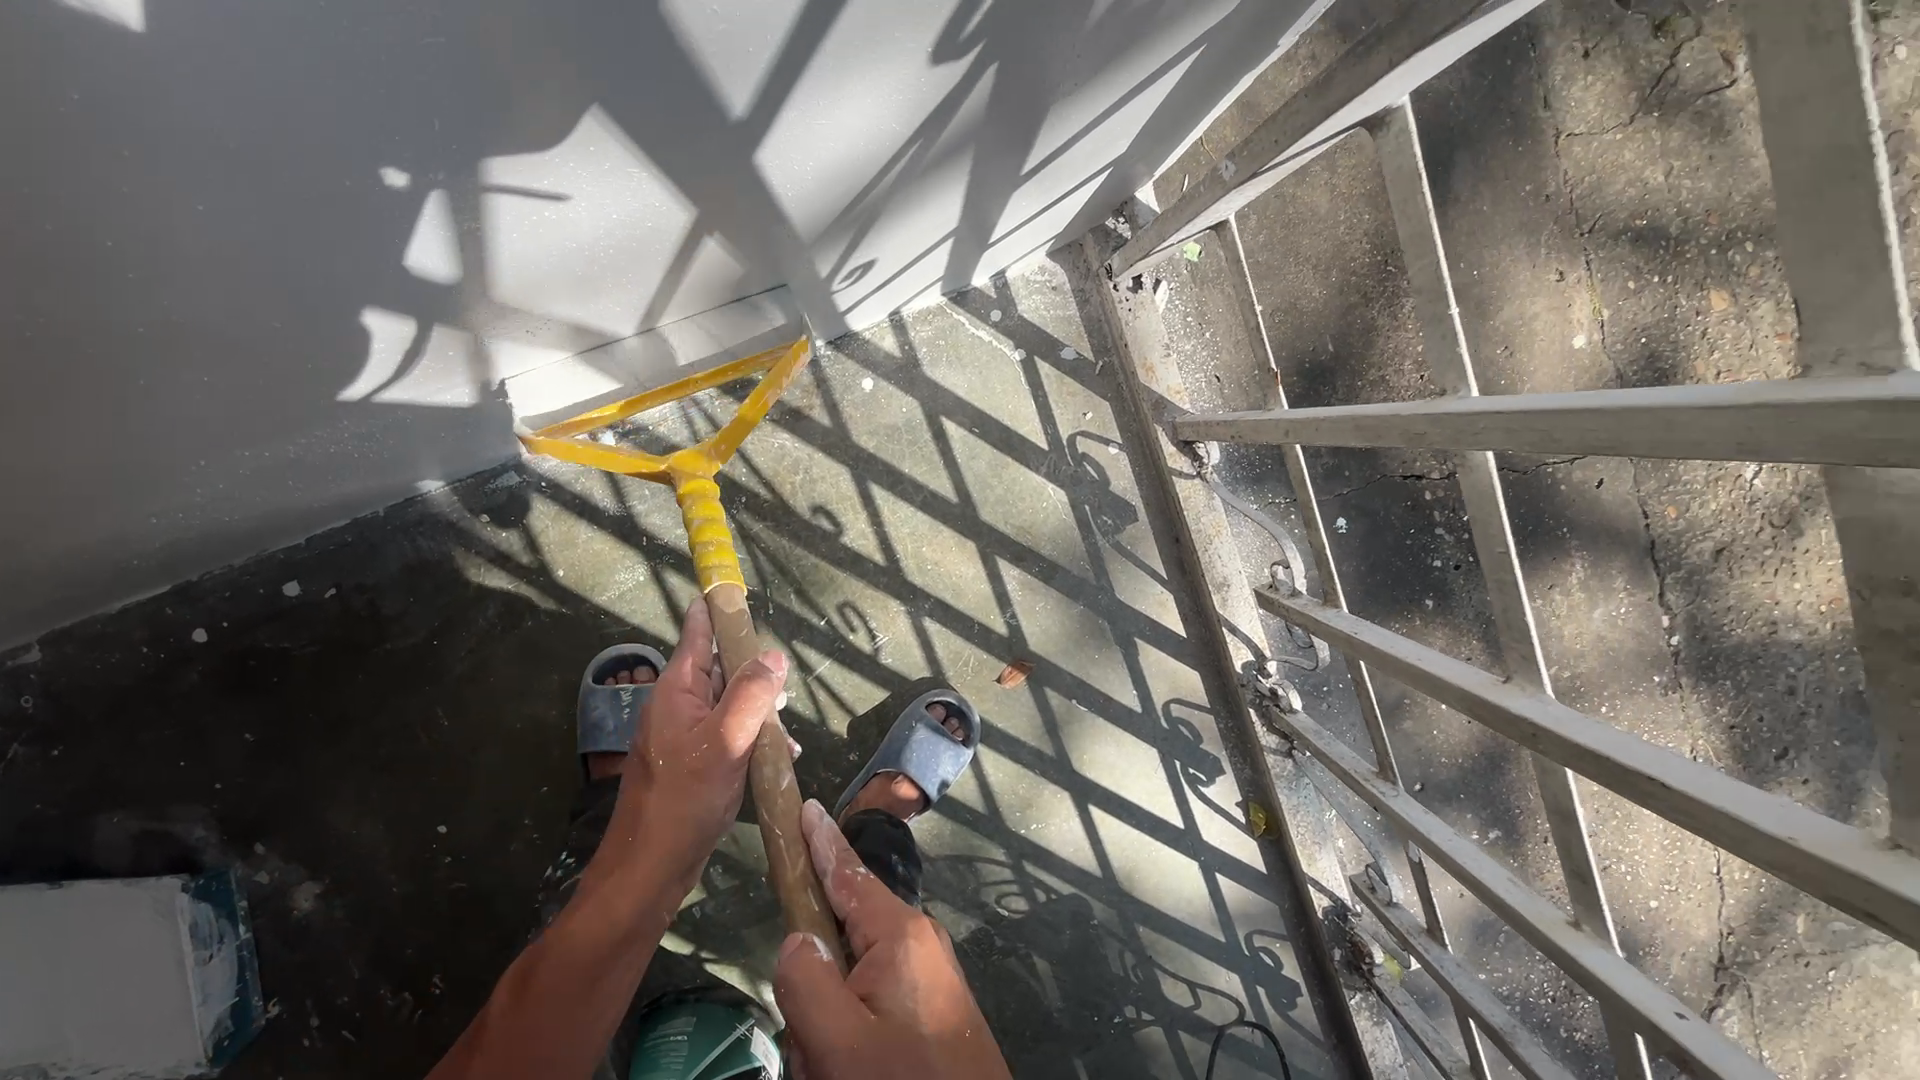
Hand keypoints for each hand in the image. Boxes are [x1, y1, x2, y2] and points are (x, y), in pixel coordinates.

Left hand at [595, 595, 788, 890]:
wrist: (652, 865)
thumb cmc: (684, 799)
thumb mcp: (727, 742)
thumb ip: (751, 694)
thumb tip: (774, 654)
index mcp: (678, 688)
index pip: (700, 629)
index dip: (721, 606)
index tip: (743, 587)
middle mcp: (679, 702)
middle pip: (723, 665)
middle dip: (757, 673)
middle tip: (780, 697)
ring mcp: (686, 732)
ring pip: (731, 701)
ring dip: (760, 711)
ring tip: (784, 735)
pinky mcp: (696, 758)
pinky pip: (730, 731)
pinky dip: (754, 738)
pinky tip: (778, 757)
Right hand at [774, 800, 1011, 1079]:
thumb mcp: (841, 1041)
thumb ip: (806, 981)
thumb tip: (797, 938)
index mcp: (900, 934)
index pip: (846, 872)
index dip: (819, 841)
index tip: (803, 805)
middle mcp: (916, 944)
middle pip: (837, 938)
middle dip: (814, 991)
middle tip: (819, 1049)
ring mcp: (925, 978)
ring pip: (847, 982)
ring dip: (830, 1029)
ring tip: (838, 1069)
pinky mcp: (927, 1009)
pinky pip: (869, 1008)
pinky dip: (850, 1041)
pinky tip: (852, 1070)